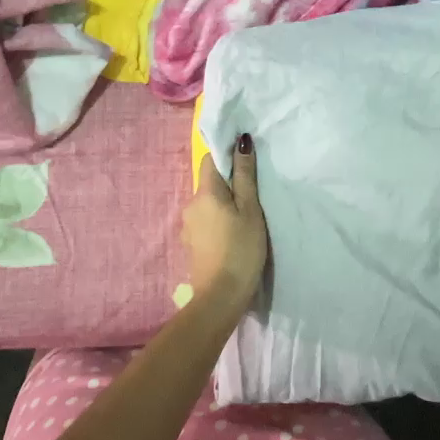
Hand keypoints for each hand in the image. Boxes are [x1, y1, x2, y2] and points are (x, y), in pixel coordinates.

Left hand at [182, 134, 267, 307]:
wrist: (221, 298)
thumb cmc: (241, 249)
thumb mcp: (250, 209)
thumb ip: (245, 175)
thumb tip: (241, 142)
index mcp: (204, 193)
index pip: (210, 160)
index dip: (227, 156)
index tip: (246, 165)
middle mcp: (190, 206)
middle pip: (209, 183)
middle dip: (228, 184)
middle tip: (252, 196)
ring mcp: (188, 227)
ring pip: (207, 204)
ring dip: (222, 205)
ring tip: (243, 219)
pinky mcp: (191, 245)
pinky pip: (205, 222)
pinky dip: (217, 222)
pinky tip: (231, 236)